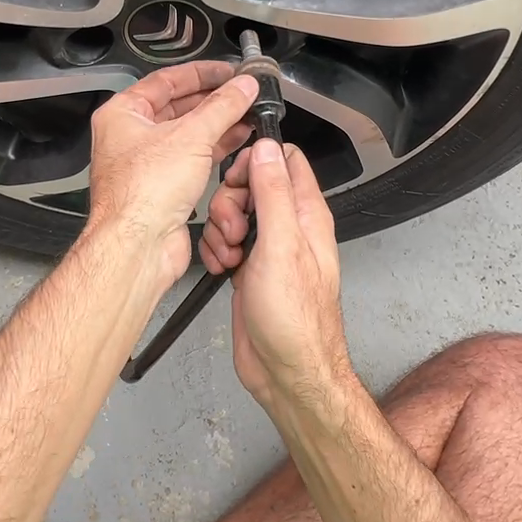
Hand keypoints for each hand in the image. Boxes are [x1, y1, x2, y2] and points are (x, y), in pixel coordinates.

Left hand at [85, 62, 256, 288]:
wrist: (138, 245)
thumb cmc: (141, 194)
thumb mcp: (191, 137)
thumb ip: (222, 107)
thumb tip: (241, 87)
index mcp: (122, 115)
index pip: (165, 81)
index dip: (200, 73)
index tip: (226, 71)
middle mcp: (129, 138)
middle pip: (176, 107)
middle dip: (212, 100)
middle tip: (241, 92)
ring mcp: (145, 164)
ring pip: (186, 134)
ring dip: (217, 123)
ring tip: (246, 113)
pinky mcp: (161, 187)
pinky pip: (191, 158)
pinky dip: (213, 148)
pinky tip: (236, 140)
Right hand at [200, 139, 349, 404]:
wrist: (286, 372)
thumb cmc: (296, 320)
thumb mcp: (281, 245)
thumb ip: (273, 192)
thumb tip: (267, 149)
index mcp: (306, 214)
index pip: (284, 160)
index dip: (256, 160)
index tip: (236, 179)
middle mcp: (288, 227)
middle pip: (250, 185)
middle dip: (230, 201)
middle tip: (233, 229)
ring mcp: (268, 248)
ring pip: (233, 214)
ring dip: (220, 230)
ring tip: (230, 256)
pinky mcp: (248, 267)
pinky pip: (224, 242)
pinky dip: (216, 252)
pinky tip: (223, 269)